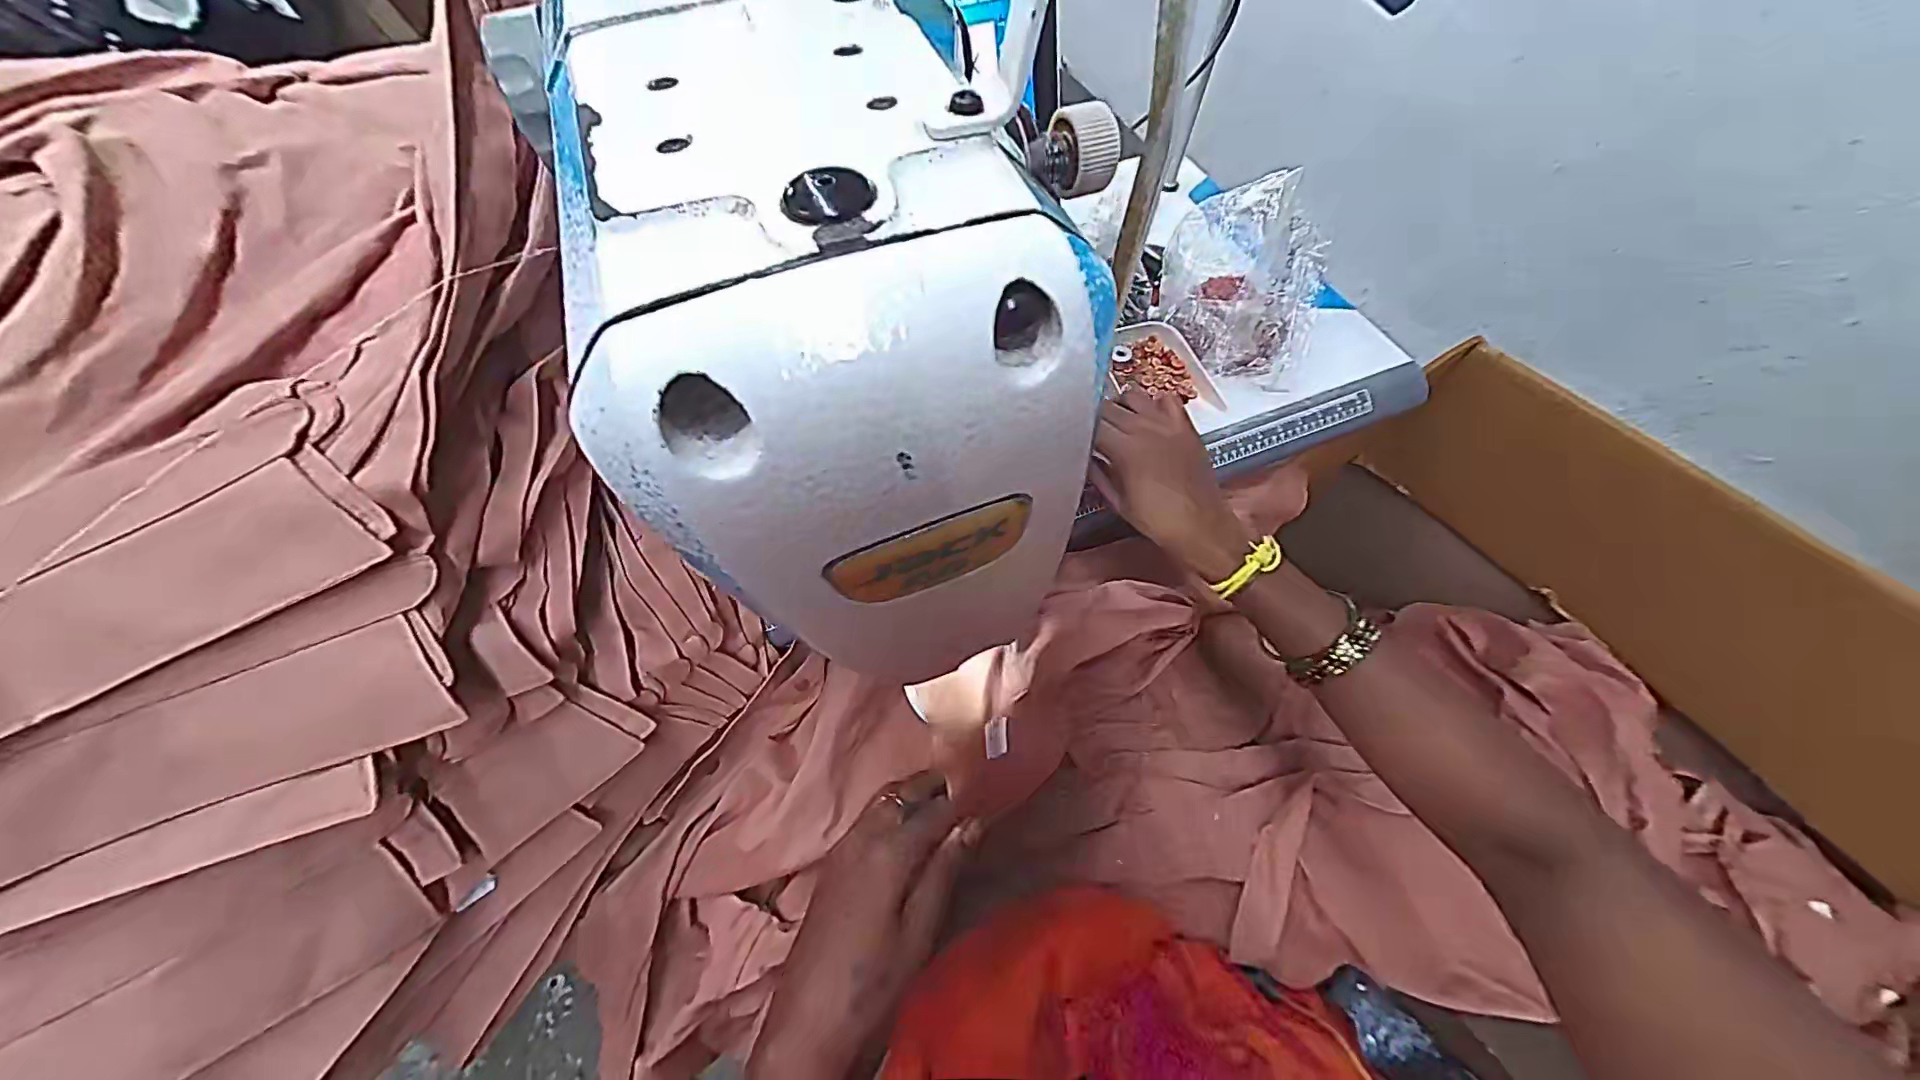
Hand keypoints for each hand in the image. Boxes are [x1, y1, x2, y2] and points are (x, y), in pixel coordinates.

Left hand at [750, 773, 979, 1079]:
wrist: (806, 1026)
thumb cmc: (873, 984)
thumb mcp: (919, 932)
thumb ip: (943, 871)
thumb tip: (971, 823)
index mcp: (888, 850)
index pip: (933, 808)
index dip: (962, 796)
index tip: (987, 788)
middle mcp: (862, 837)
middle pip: (901, 793)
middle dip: (932, 784)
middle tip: (965, 786)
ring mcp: (842, 849)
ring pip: (881, 802)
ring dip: (910, 795)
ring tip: (942, 803)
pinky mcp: (832, 865)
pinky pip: (867, 819)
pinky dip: (891, 811)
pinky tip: (906, 829)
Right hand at [1091, 388, 1253, 579]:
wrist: (1201, 524)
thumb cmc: (1156, 520)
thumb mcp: (1118, 502)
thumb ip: (1097, 474)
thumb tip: (1085, 458)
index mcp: (1124, 449)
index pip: (1090, 424)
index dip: (1077, 428)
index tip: (1071, 436)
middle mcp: (1144, 428)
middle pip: (1107, 407)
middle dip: (1094, 417)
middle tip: (1088, 432)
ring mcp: (1167, 423)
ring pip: (1133, 396)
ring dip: (1120, 406)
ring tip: (1116, 422)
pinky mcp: (1184, 425)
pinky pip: (1165, 399)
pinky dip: (1153, 403)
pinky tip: (1148, 417)